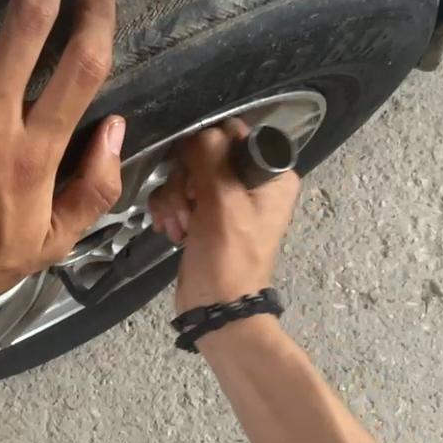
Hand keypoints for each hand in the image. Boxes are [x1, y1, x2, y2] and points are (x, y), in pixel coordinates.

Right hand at [146, 119, 300, 312]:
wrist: (216, 308)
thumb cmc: (227, 258)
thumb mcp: (222, 202)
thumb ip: (210, 158)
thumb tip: (197, 134)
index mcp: (272, 174)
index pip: (231, 134)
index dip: (206, 151)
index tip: (198, 179)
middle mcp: (252, 182)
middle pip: (202, 155)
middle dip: (184, 182)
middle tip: (187, 209)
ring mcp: (226, 201)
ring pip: (184, 176)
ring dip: (173, 201)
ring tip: (178, 227)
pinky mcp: (204, 217)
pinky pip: (178, 197)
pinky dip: (170, 212)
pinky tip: (172, 232)